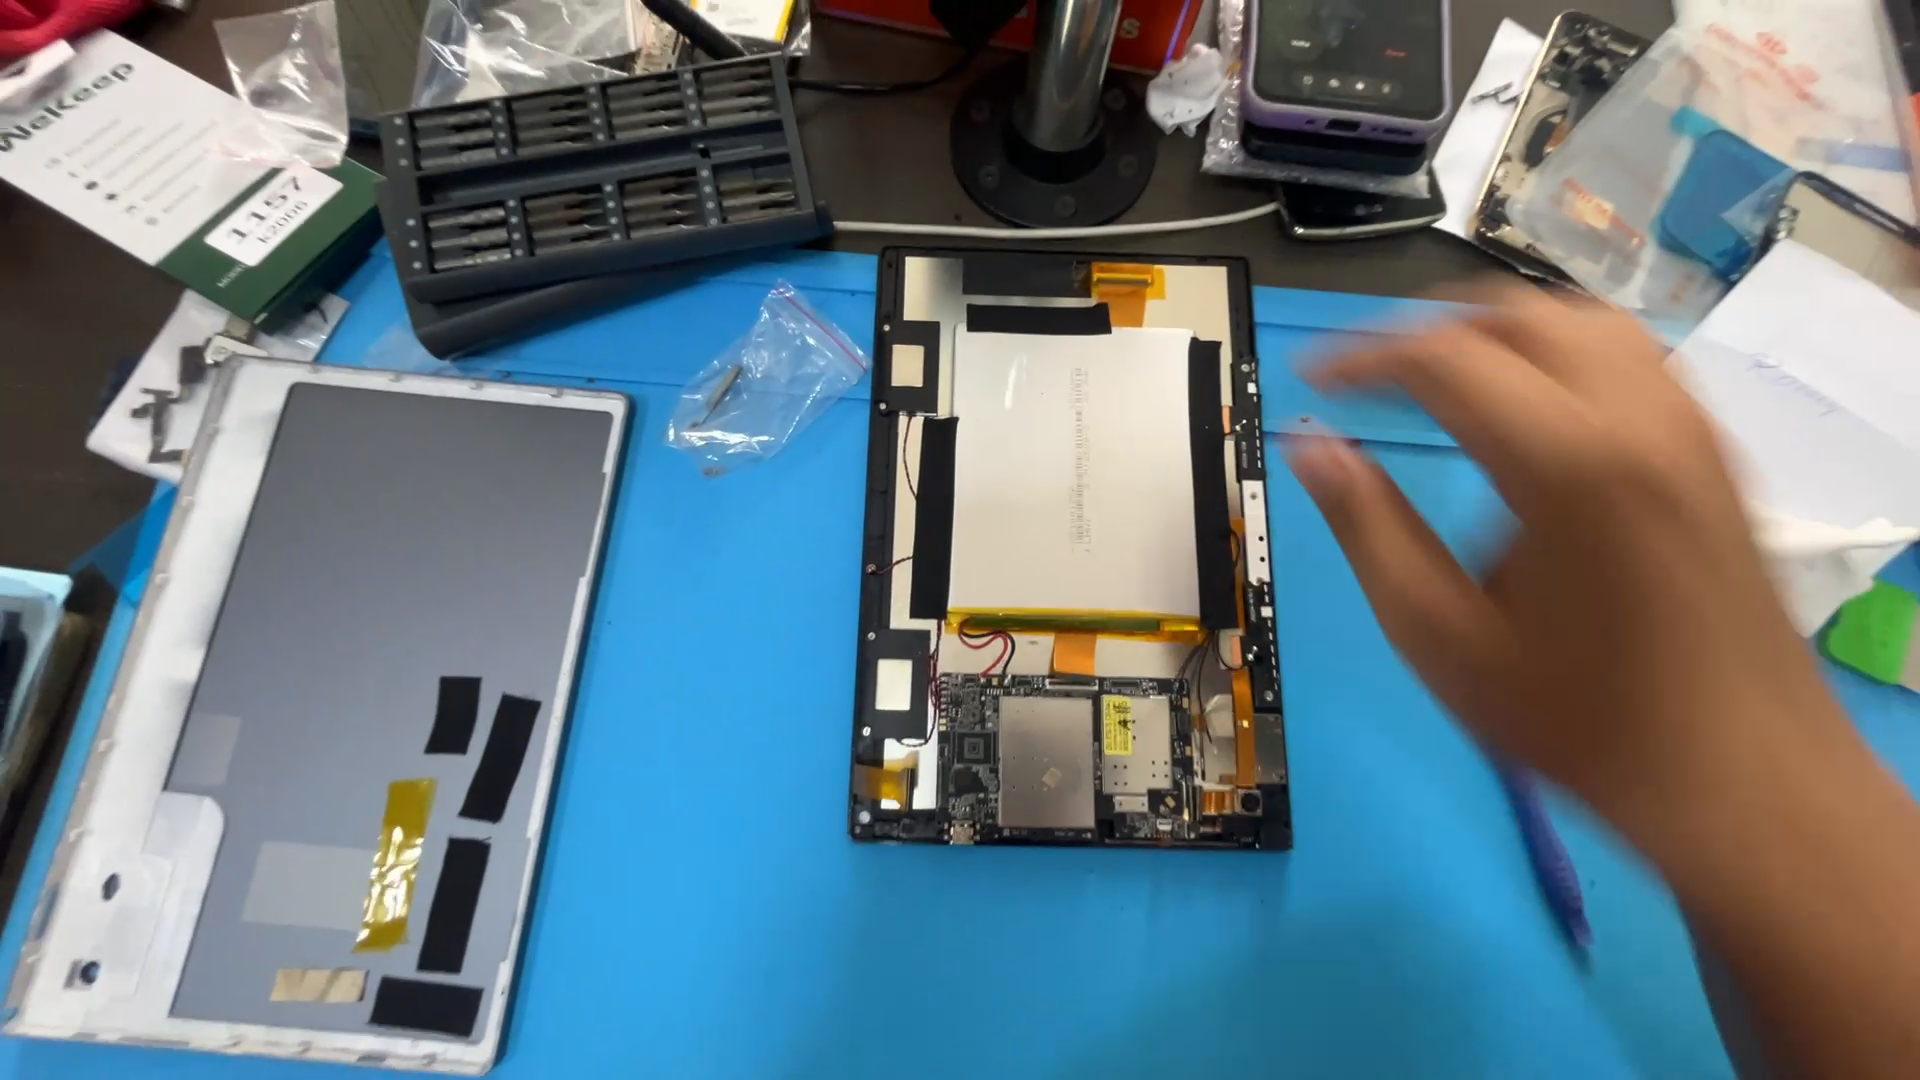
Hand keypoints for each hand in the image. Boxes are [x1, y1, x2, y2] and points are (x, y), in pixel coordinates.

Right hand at [1285, 286, 1851, 834]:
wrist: (1738, 778)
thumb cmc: (1567, 713)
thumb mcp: (1434, 629)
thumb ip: (1366, 524)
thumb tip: (1310, 445)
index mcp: (1569, 466)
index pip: (1447, 360)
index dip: (1362, 359)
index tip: (1308, 381)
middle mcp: (1642, 421)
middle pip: (1521, 314)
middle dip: (1424, 330)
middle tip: (1361, 375)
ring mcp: (1690, 430)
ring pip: (1583, 321)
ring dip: (1490, 330)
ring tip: (1425, 374)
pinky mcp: (1710, 453)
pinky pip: (1627, 357)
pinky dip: (1549, 351)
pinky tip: (1513, 404)